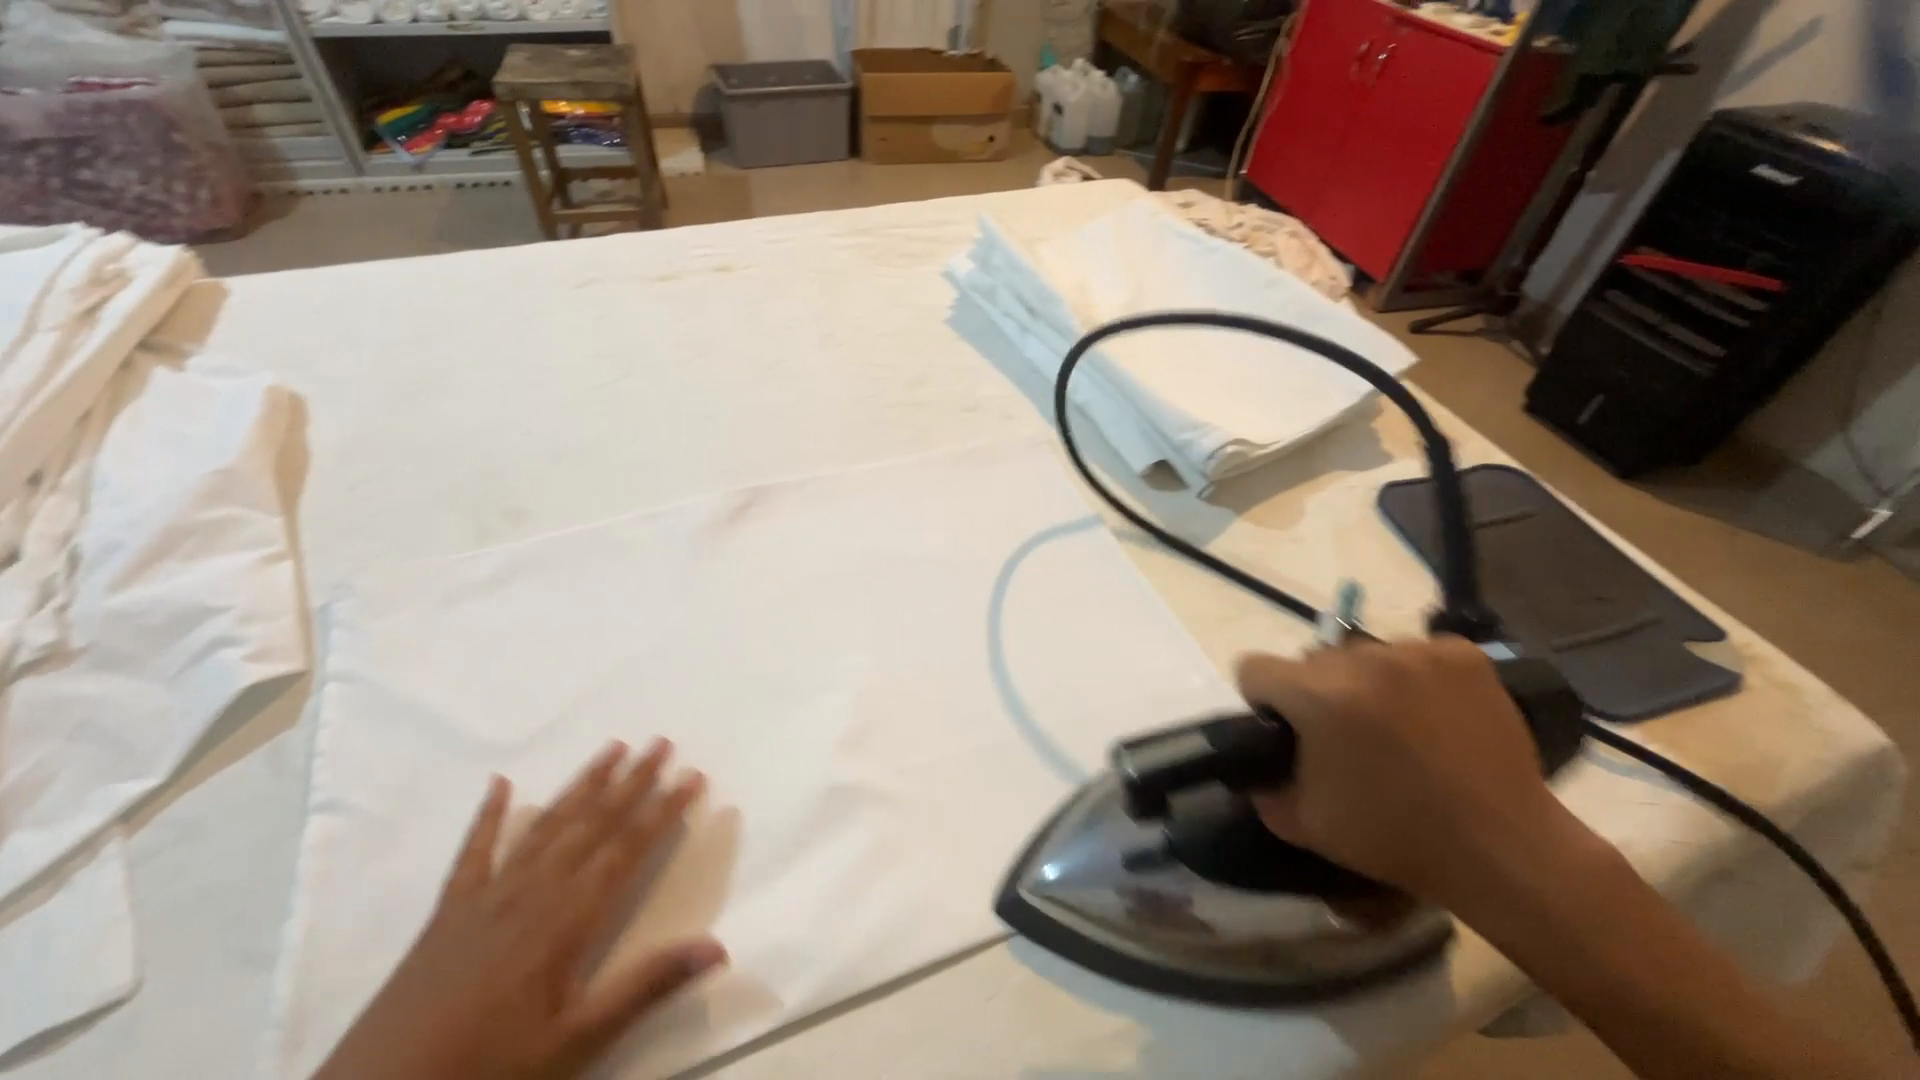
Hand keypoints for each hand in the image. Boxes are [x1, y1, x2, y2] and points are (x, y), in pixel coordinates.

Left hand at [314, 739, 725, 1079]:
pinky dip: (489, 815)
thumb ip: (645, 987)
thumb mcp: (577, 1039)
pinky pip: (473, 851)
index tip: (693, 777)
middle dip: (632, 782)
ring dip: (582, 785)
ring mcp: (486, 896)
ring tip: (612, 749)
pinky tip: (501, 784)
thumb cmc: (491, 1067)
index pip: (627, 851)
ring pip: (546, 826)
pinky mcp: (449, 910)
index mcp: (566, 920)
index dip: (663, 812)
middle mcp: (531, 892)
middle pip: (591, 825)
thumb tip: (716, 945)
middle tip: (662, 742)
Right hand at [1236, 636, 1581, 904]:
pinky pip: (1415, 653)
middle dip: (1317, 692)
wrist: (1501, 848)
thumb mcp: (1302, 824)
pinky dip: (1414, 678)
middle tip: (1344, 737)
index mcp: (1319, 695)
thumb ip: (1262, 786)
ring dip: (1365, 682)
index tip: (1285, 731)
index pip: (1255, 668)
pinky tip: (1432, 716)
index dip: (1262, 701)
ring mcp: (1418, 652)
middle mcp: (1364, 658)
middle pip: (1312, 660)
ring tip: (1394, 728)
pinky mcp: (1463, 655)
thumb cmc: (1394, 837)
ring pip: (1364, 654)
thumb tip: (1256, 765)